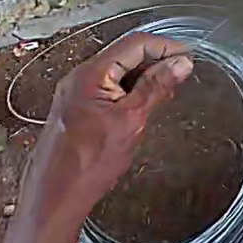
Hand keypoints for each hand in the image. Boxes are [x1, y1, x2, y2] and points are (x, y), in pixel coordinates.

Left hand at [0, 33, 192, 242]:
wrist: (54, 198)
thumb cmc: (89, 162)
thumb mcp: (131, 120)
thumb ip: (157, 86)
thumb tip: (182, 62)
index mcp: (91, 73)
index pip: (136, 44)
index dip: (166, 46)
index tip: (189, 56)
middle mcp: (80, 76)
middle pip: (125, 53)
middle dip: (156, 59)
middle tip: (182, 73)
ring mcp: (76, 91)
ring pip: (118, 69)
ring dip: (145, 75)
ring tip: (167, 90)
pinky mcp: (77, 106)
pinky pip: (109, 85)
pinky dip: (131, 88)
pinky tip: (145, 104)